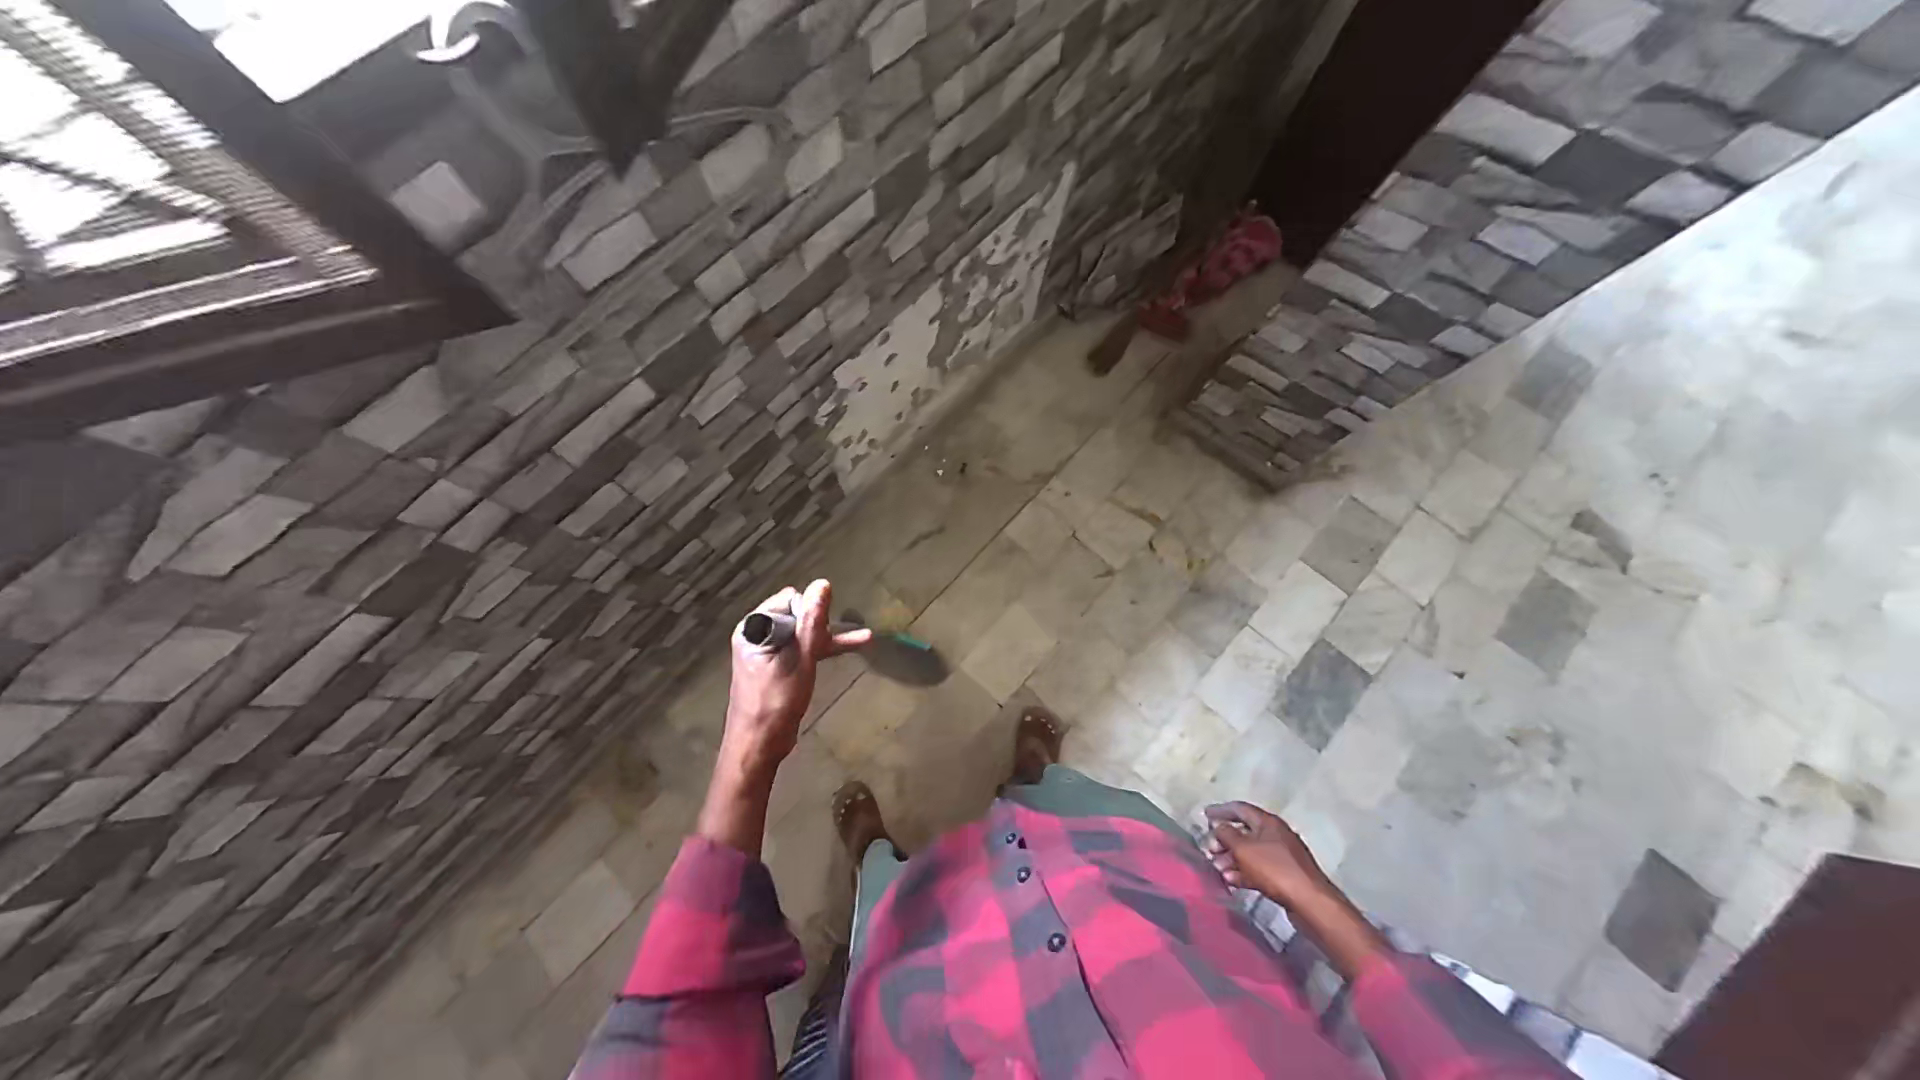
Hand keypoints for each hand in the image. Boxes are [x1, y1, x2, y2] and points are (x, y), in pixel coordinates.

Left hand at [721, 580, 870, 774]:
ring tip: (862, 638)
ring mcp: (768, 651)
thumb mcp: (800, 659)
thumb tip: (822, 585)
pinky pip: (803, 649)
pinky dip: (822, 650)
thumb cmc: (776, 702)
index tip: (824, 631)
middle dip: (822, 623)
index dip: (810, 612)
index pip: (790, 600)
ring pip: (804, 633)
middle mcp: (758, 634)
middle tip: (840, 638)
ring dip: (829, 637)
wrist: (758, 745)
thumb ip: (812, 622)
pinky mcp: (778, 666)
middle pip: (798, 614)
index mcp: (755, 628)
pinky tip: (852, 647)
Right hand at [1204, 801, 1331, 906]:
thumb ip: (1226, 834)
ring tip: (1217, 868)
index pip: (1240, 808)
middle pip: (1244, 832)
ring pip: (1251, 852)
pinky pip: (1259, 869)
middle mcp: (1276, 835)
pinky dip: (1244, 872)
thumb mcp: (1243, 848)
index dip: (1221, 810)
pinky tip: (1231, 881)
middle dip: (1224, 840)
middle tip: (1210, 849)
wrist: (1310, 902)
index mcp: (1268, 822)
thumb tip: (1218, 826)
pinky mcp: (1285, 876)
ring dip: (1232, 859)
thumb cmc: (1274, 869)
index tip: (1205, 814)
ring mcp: (1282, 856)